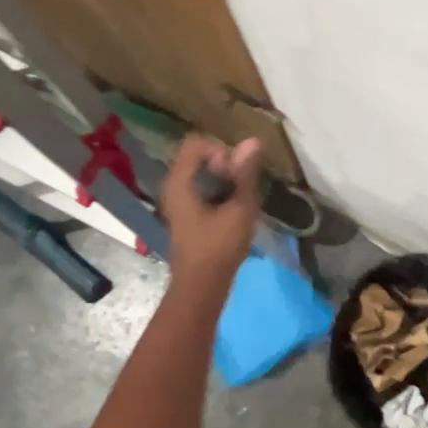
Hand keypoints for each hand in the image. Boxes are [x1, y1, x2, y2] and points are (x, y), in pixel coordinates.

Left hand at [161, 134, 262, 287]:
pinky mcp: (186, 214)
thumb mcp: (239, 208)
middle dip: (225, 165)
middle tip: (241, 188)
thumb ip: (245, 173)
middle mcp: (174, 186)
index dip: (221, 150)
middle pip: (200, 157)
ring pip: (203, 175)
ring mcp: (178, 201)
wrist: (202, 286)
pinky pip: (202, 190)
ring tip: (240, 200)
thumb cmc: (219, 247)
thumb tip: (253, 141)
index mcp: (180, 181)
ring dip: (225, 181)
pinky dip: (220, 193)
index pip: (197, 143)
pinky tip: (234, 211)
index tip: (234, 173)